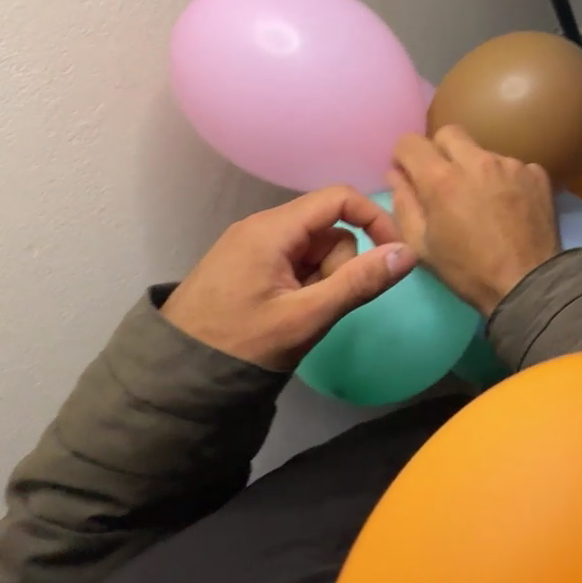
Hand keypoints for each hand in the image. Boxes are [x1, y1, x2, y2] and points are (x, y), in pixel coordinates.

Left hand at [162, 185, 417, 370]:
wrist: (172, 384)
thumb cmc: (240, 345)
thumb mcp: (307, 317)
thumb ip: (359, 282)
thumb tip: (409, 252)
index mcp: (271, 230)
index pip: (340, 198)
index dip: (374, 218)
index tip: (393, 253)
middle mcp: (261, 227)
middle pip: (329, 227)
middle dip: (341, 263)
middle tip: (323, 304)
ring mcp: (252, 246)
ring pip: (315, 247)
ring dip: (323, 277)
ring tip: (301, 314)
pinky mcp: (247, 266)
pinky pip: (295, 260)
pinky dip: (306, 283)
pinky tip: (290, 312)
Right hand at [387, 126, 561, 314]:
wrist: (528, 283)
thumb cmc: (467, 270)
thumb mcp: (421, 245)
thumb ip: (403, 203)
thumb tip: (397, 174)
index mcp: (441, 178)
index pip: (410, 142)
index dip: (405, 157)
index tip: (410, 173)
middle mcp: (478, 160)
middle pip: (449, 133)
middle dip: (440, 151)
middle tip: (445, 181)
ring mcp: (512, 164)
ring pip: (483, 151)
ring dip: (476, 168)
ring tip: (483, 201)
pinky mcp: (537, 173)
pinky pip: (513, 166)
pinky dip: (506, 180)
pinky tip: (510, 206)